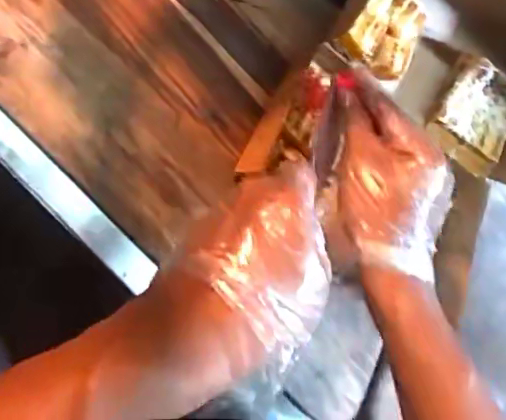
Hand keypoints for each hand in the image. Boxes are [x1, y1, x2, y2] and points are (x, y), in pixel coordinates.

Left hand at [113, 161, 331, 414]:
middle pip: (270, 190)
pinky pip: (225, 227)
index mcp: (280, 199)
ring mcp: (217, 209)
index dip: (307, 189)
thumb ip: (314, 247)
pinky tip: (237, 272)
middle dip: (280, 210)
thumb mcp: (309, 287)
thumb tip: (311, 228)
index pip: (300, 175)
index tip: (313, 204)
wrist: (192, 331)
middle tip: (292, 242)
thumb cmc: (262, 311)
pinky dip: (233, 241)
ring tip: (264, 262)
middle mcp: (246, 194)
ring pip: (246, 209)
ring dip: (256, 226)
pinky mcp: (194, 229)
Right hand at [336, 71, 453, 283]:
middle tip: (345, 85)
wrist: (392, 271)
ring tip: (349, 107)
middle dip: (368, 104)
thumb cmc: (373, 211)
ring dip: (370, 123)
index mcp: (422, 147)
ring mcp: (429, 178)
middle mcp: (433, 158)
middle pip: (393, 122)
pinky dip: (376, 144)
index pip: (388, 107)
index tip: (349, 66)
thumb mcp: (359, 159)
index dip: (364, 87)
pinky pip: (395, 156)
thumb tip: (347, 90)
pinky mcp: (419, 193)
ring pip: (394, 139)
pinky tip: (361, 139)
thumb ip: (355, 119)